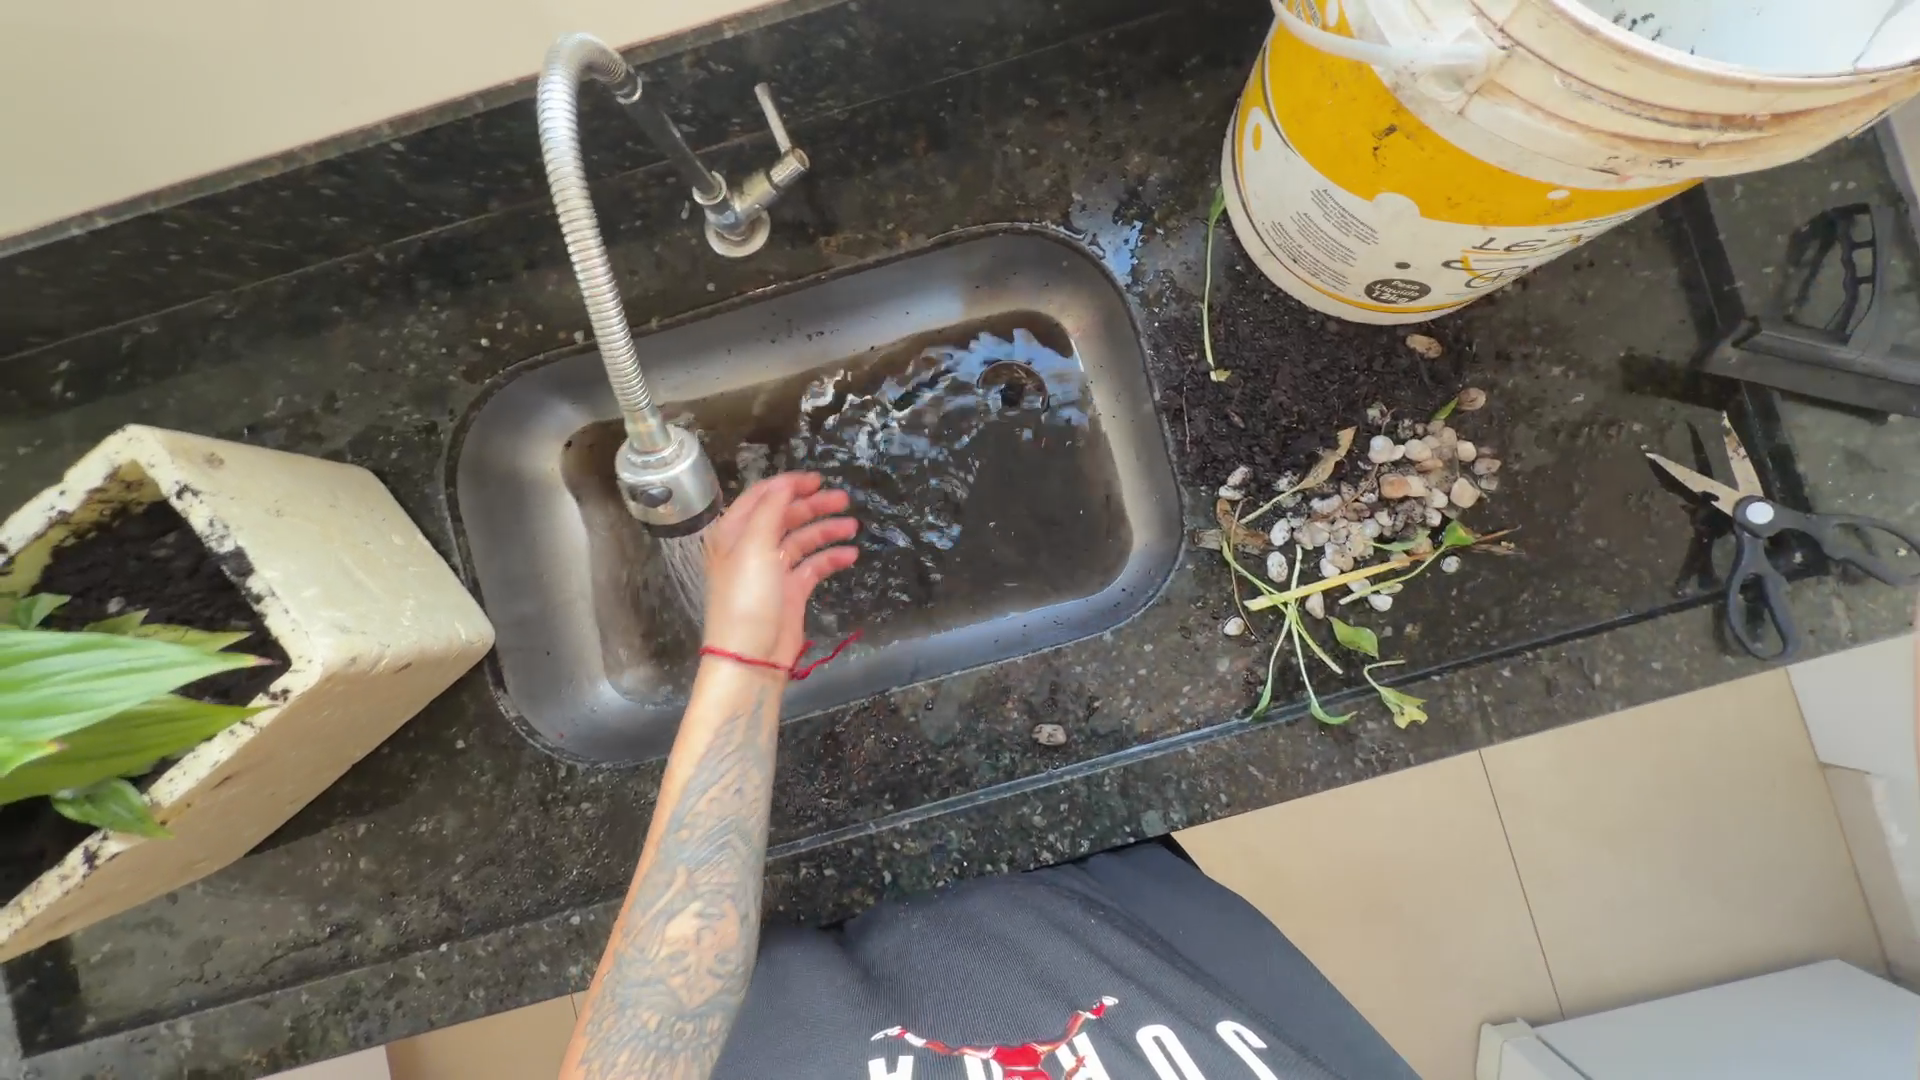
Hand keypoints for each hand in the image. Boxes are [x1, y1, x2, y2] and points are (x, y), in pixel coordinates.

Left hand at [701, 472, 858, 670]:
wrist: (750, 658)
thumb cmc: (746, 600)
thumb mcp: (754, 548)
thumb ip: (770, 511)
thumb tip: (785, 484)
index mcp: (735, 533)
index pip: (762, 497)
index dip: (788, 485)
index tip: (817, 479)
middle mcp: (753, 548)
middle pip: (786, 516)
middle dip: (814, 505)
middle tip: (844, 499)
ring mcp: (773, 570)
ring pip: (803, 540)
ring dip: (827, 530)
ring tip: (853, 526)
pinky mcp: (791, 591)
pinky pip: (814, 566)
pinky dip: (831, 558)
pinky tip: (850, 555)